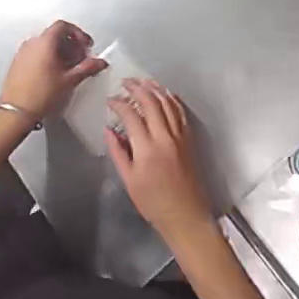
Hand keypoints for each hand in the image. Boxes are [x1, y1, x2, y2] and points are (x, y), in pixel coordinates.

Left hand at [0, 20, 106, 120]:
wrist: (16, 110)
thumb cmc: (42, 94)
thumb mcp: (70, 80)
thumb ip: (87, 68)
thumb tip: (100, 62)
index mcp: (44, 42)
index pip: (63, 26)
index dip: (78, 33)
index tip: (86, 45)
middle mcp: (32, 43)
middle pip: (55, 35)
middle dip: (72, 44)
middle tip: (82, 59)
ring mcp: (23, 52)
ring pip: (46, 44)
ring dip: (61, 51)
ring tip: (70, 68)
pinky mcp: (18, 62)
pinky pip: (36, 52)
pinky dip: (48, 56)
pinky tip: (55, 73)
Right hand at [106, 79, 211, 235]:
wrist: (186, 216)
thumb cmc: (154, 203)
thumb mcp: (129, 180)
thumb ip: (118, 152)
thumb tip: (109, 131)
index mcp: (147, 148)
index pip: (131, 115)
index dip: (119, 104)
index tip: (110, 100)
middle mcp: (165, 137)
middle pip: (152, 102)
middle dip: (137, 88)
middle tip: (126, 82)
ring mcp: (180, 137)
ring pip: (168, 104)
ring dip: (155, 89)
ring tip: (144, 81)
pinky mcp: (189, 140)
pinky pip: (180, 113)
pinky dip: (172, 100)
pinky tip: (166, 94)